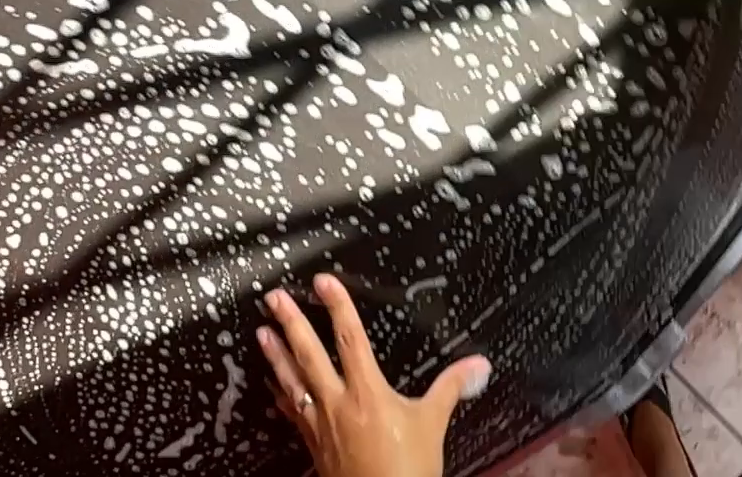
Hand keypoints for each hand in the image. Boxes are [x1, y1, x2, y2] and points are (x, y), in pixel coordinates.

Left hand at [259, 275, 491, 476]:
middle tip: (273, 299)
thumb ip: (451, 387)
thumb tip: (480, 363)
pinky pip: (293, 414)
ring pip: (293, 383)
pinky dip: (282, 395)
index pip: (349, 338)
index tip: (322, 282)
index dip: (337, 306)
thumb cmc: (408, 468)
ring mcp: (321, 427)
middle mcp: (337, 404)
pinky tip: (273, 385)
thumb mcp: (432, 422)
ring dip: (276, 356)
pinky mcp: (314, 447)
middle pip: (309, 356)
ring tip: (262, 333)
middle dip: (292, 324)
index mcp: (366, 392)